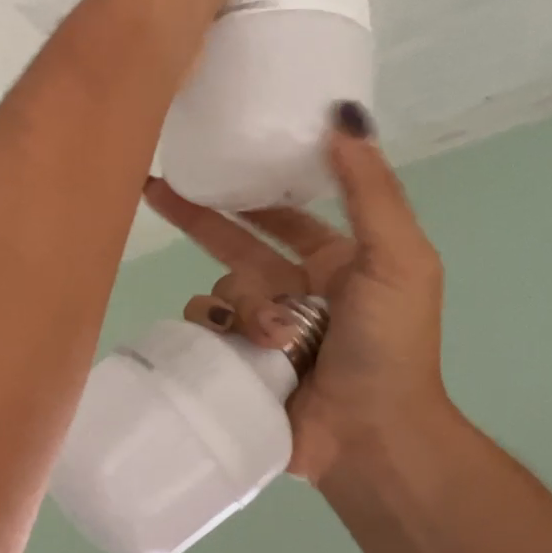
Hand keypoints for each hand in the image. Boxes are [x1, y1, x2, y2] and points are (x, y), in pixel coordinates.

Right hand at [143, 102, 452, 483]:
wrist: (369, 436)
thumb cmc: (390, 345)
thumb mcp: (399, 259)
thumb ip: (371, 190)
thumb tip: (342, 116)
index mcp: (332, 262)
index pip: (281, 213)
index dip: (252, 187)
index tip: (217, 156)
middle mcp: (290, 290)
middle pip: (232, 242)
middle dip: (196, 216)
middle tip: (152, 188)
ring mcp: (258, 328)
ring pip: (218, 289)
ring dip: (241, 304)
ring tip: (271, 338)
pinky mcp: (231, 360)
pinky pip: (203, 328)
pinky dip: (215, 331)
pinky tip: (237, 348)